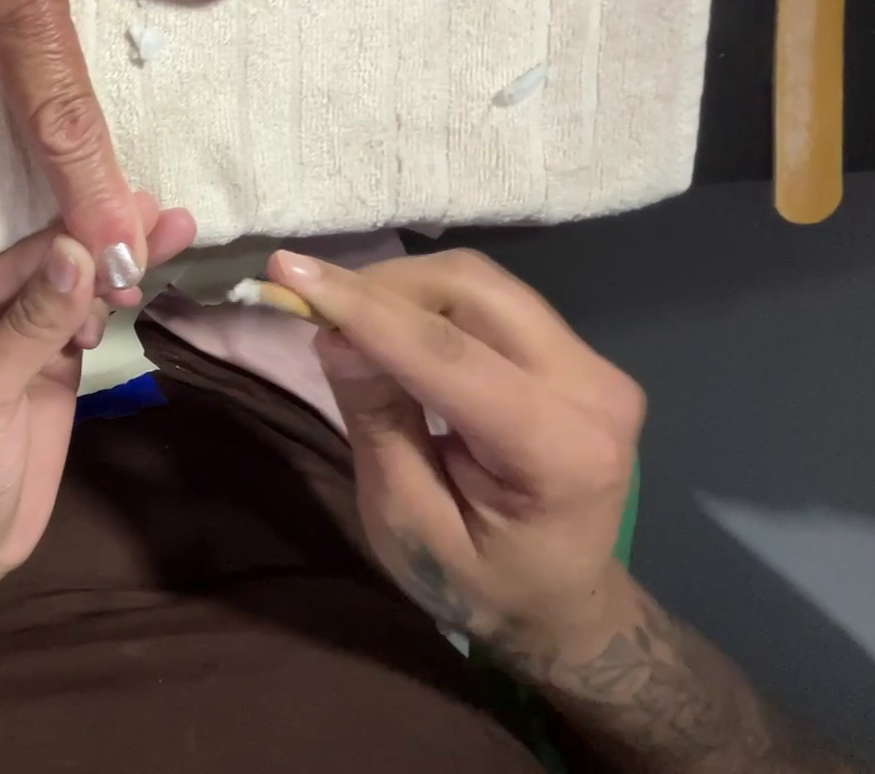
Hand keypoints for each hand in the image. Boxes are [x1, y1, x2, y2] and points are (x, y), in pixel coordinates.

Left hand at [0, 196, 195, 605]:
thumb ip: (31, 324)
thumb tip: (76, 249)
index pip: (19, 258)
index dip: (76, 235)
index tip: (134, 212)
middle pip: (53, 264)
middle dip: (107, 239)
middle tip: (167, 213)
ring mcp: (26, 335)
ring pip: (78, 287)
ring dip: (121, 264)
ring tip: (176, 230)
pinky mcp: (57, 363)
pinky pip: (89, 320)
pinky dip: (116, 301)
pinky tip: (143, 284)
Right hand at [267, 249, 642, 654]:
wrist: (560, 604)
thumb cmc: (476, 577)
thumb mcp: (404, 515)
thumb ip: (376, 420)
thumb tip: (334, 335)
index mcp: (557, 450)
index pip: (445, 352)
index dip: (360, 306)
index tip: (284, 271)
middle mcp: (590, 389)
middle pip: (470, 289)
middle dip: (377, 285)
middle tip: (309, 302)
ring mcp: (589, 365)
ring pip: (475, 281)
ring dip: (394, 286)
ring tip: (340, 318)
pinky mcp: (569, 353)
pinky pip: (482, 298)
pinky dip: (417, 298)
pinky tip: (382, 325)